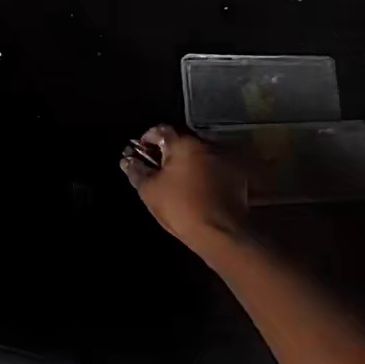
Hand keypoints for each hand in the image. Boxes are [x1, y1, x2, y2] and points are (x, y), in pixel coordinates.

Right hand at [119, 124, 248, 250]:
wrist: (218, 233)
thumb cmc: (179, 207)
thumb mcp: (150, 190)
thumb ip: (137, 171)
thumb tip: (127, 161)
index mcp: (184, 144)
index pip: (161, 130)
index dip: (147, 138)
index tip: (140, 151)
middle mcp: (207, 145)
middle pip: (182, 141)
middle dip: (168, 151)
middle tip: (156, 167)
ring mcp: (224, 160)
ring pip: (199, 155)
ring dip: (187, 162)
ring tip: (177, 179)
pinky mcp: (236, 177)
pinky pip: (214, 168)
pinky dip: (203, 173)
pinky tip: (197, 188)